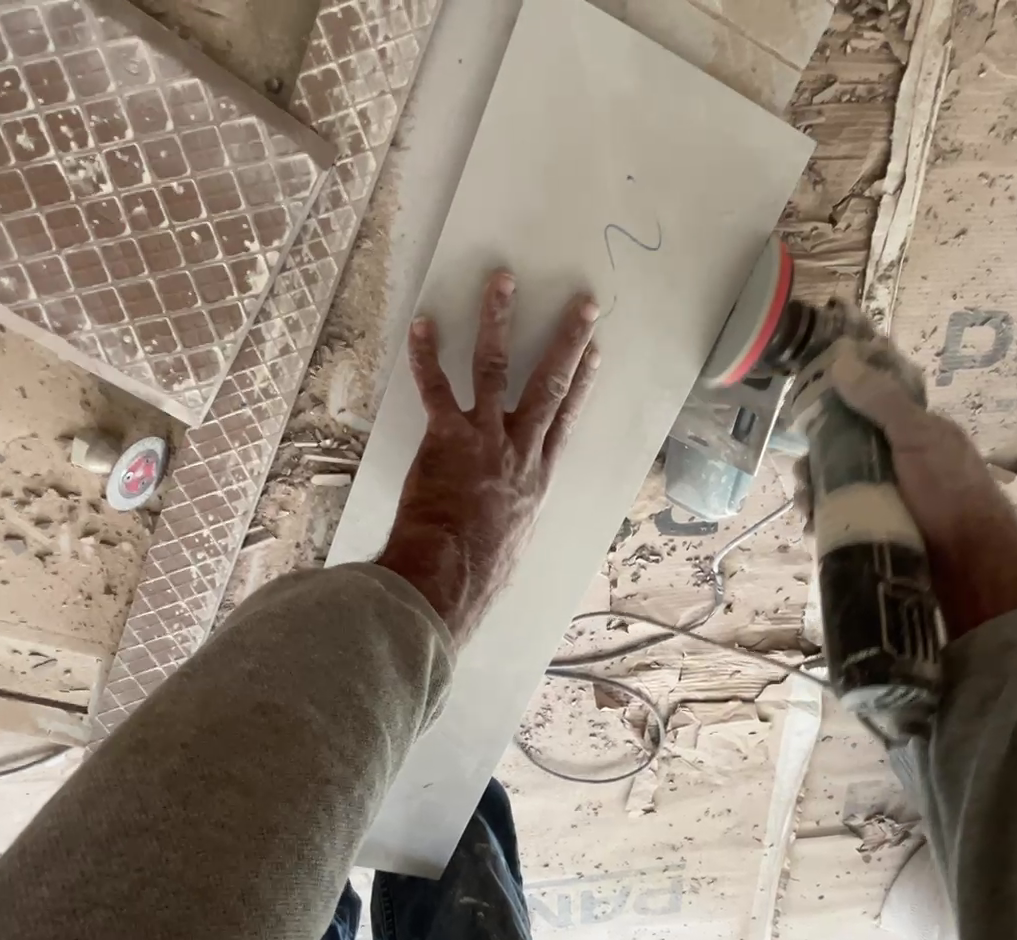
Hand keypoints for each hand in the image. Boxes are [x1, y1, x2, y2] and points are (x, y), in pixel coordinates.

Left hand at [375, 270, 600, 645]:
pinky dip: (426, 354)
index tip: (594, 352)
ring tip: (503, 283)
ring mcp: (484, 439)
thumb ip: (515, 514)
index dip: (583, 382)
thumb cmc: (483, 570)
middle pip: (549, 385)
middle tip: (581, 305)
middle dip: (566, 341)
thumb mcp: (515, 541)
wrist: (450, 578)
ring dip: (499, 322)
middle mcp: (519, 449)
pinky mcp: (445, 438)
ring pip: (495, 370)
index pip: (567, 418)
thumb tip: (510, 516)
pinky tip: (423, 322)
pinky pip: (435, 387)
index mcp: (538, 475)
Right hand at [828, 353, 1016, 636]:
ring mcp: (882, 499)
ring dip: (811, 494)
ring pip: (832, 487)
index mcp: (908, 433)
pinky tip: (811, 528)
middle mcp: (893, 463)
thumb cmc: (949, 494)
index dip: (829, 410)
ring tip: (805, 508)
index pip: (860, 410)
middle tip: (802, 476)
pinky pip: (835, 520)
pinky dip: (819, 521)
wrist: (971, 569)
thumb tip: (843, 359)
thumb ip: (881, 401)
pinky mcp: (871, 531)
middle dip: (813, 461)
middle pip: (838, 452)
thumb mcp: (918, 437)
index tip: (802, 415)